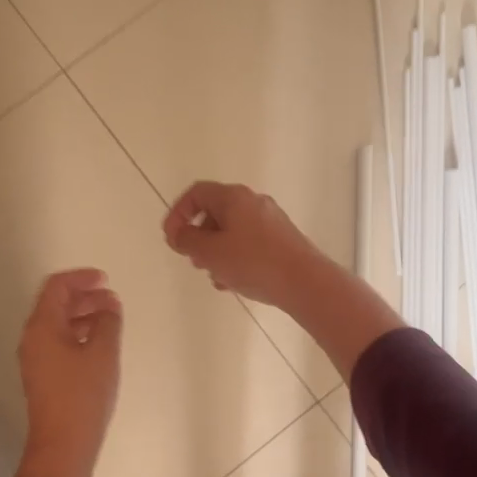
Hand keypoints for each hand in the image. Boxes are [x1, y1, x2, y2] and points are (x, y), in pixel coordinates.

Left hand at [15, 269, 122, 476]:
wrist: (63, 446)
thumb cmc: (83, 395)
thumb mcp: (102, 353)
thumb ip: (108, 321)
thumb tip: (108, 304)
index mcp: (42, 327)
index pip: (57, 287)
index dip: (82, 278)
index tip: (106, 280)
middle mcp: (33, 339)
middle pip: (55, 304)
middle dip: (84, 296)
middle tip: (111, 299)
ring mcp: (36, 359)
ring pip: (57, 325)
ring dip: (82, 316)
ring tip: (110, 320)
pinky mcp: (43, 377)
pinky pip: (58, 343)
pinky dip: (78, 334)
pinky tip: (99, 345)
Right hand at [162, 181, 334, 309]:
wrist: (304, 281)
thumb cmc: (253, 262)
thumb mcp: (210, 252)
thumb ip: (188, 240)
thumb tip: (179, 234)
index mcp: (234, 197)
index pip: (196, 193)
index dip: (177, 214)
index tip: (172, 240)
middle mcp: (253, 202)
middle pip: (215, 212)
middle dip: (198, 236)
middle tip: (194, 260)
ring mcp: (270, 221)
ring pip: (232, 231)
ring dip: (216, 251)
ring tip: (214, 275)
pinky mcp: (281, 240)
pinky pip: (249, 243)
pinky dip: (235, 257)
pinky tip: (234, 282)